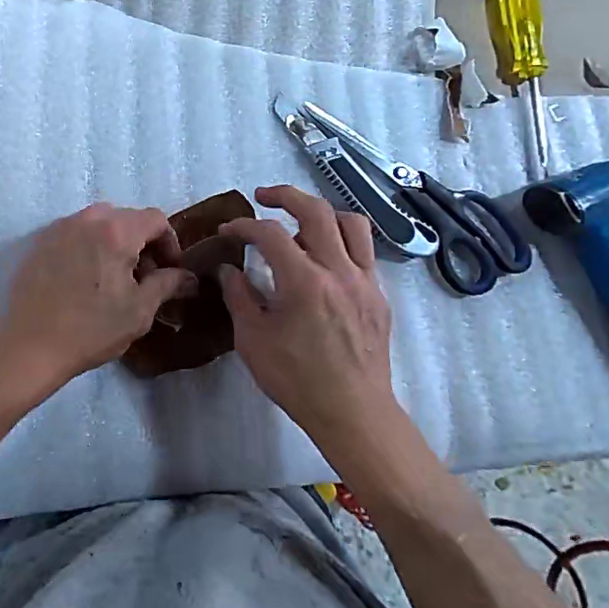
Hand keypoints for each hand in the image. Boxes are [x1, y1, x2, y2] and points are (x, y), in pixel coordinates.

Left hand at [0, 203, 194, 392]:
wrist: (27, 347)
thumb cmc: (90, 329)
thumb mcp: (139, 310)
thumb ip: (168, 284)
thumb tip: (188, 277)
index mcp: (116, 231)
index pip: (156, 219)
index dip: (170, 242)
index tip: (170, 270)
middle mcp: (88, 219)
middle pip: (127, 218)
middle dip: (142, 242)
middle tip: (145, 276)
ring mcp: (60, 228)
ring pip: (100, 224)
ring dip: (115, 243)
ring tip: (115, 278)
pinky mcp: (39, 243)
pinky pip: (75, 234)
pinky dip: (89, 247)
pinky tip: (86, 280)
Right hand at [218, 185, 400, 445]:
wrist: (353, 412)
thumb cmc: (297, 381)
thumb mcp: (253, 341)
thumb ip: (239, 297)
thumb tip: (228, 269)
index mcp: (304, 281)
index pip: (270, 233)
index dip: (244, 226)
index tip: (229, 230)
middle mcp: (339, 270)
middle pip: (316, 210)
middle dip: (286, 195)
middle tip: (264, 197)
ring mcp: (365, 280)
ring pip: (351, 223)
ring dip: (323, 214)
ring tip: (302, 225)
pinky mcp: (379, 294)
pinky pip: (364, 252)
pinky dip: (343, 242)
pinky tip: (326, 260)